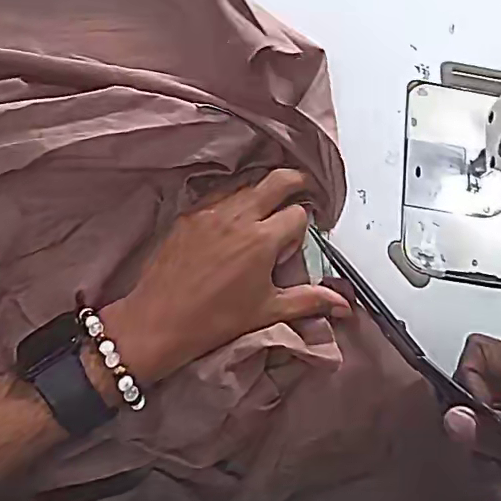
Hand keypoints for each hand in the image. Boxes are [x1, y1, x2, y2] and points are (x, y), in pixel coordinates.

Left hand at [98, 169, 348, 386]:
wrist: (158, 321)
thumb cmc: (213, 320)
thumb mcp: (267, 311)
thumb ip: (309, 301)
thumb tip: (342, 303)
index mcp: (261, 240)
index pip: (298, 213)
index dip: (303, 225)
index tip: (296, 240)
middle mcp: (237, 218)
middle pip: (278, 180)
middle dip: (296, 182)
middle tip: (301, 191)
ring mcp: (210, 212)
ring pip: (247, 185)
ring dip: (262, 192)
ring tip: (263, 214)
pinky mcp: (189, 215)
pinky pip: (218, 194)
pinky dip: (233, 199)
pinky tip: (232, 221)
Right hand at [443, 334, 500, 500]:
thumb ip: (497, 432)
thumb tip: (452, 416)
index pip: (479, 352)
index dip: (468, 381)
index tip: (474, 418)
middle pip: (475, 391)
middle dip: (476, 430)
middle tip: (491, 457)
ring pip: (483, 425)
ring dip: (490, 460)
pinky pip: (498, 451)